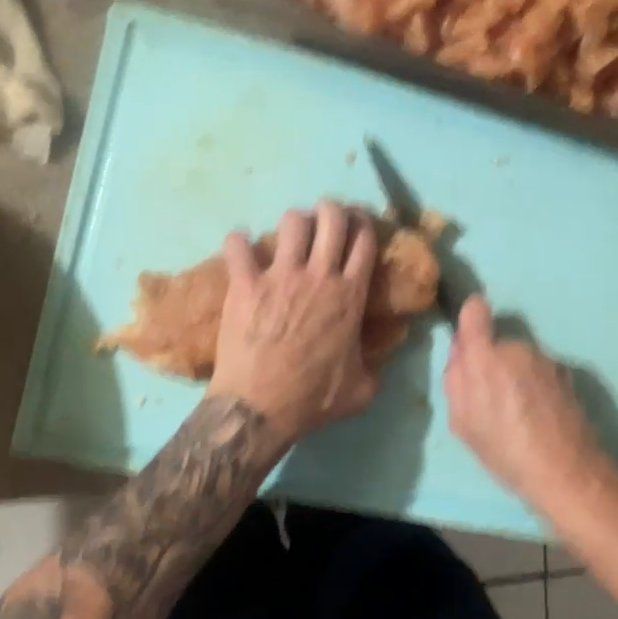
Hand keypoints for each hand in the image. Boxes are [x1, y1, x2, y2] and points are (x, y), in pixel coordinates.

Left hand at [209, 201, 379, 443]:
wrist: (260, 408)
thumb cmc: (313, 400)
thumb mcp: (361, 389)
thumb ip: (375, 368)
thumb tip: (380, 363)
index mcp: (350, 296)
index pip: (364, 241)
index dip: (364, 224)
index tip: (359, 223)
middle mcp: (319, 276)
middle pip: (332, 218)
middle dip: (331, 210)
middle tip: (326, 217)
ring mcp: (280, 277)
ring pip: (292, 223)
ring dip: (294, 222)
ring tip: (289, 232)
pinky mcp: (245, 284)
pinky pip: (238, 246)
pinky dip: (238, 242)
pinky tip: (240, 247)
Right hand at [444, 295, 615, 498]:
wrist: (566, 470)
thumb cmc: (505, 450)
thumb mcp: (463, 423)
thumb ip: (455, 380)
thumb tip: (460, 353)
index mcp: (486, 357)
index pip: (475, 310)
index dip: (470, 322)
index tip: (471, 346)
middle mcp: (518, 348)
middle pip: (497, 344)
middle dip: (492, 363)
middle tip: (491, 402)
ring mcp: (546, 359)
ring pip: (520, 359)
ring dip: (515, 377)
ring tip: (518, 415)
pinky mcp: (567, 374)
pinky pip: (540, 373)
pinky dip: (536, 387)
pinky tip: (540, 417)